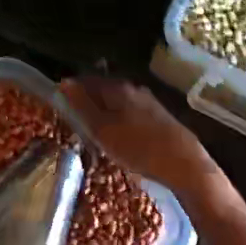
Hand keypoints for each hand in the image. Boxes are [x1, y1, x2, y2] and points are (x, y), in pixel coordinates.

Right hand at [59, 76, 222, 195]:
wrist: (184, 164)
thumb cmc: (137, 147)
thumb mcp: (102, 129)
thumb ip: (82, 106)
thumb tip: (65, 82)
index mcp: (117, 88)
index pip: (86, 80)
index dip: (71, 92)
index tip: (60, 107)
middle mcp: (133, 88)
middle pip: (103, 90)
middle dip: (87, 103)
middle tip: (76, 124)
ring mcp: (149, 102)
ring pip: (117, 102)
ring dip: (104, 114)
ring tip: (95, 134)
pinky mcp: (160, 117)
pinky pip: (130, 113)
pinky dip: (119, 122)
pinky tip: (119, 138)